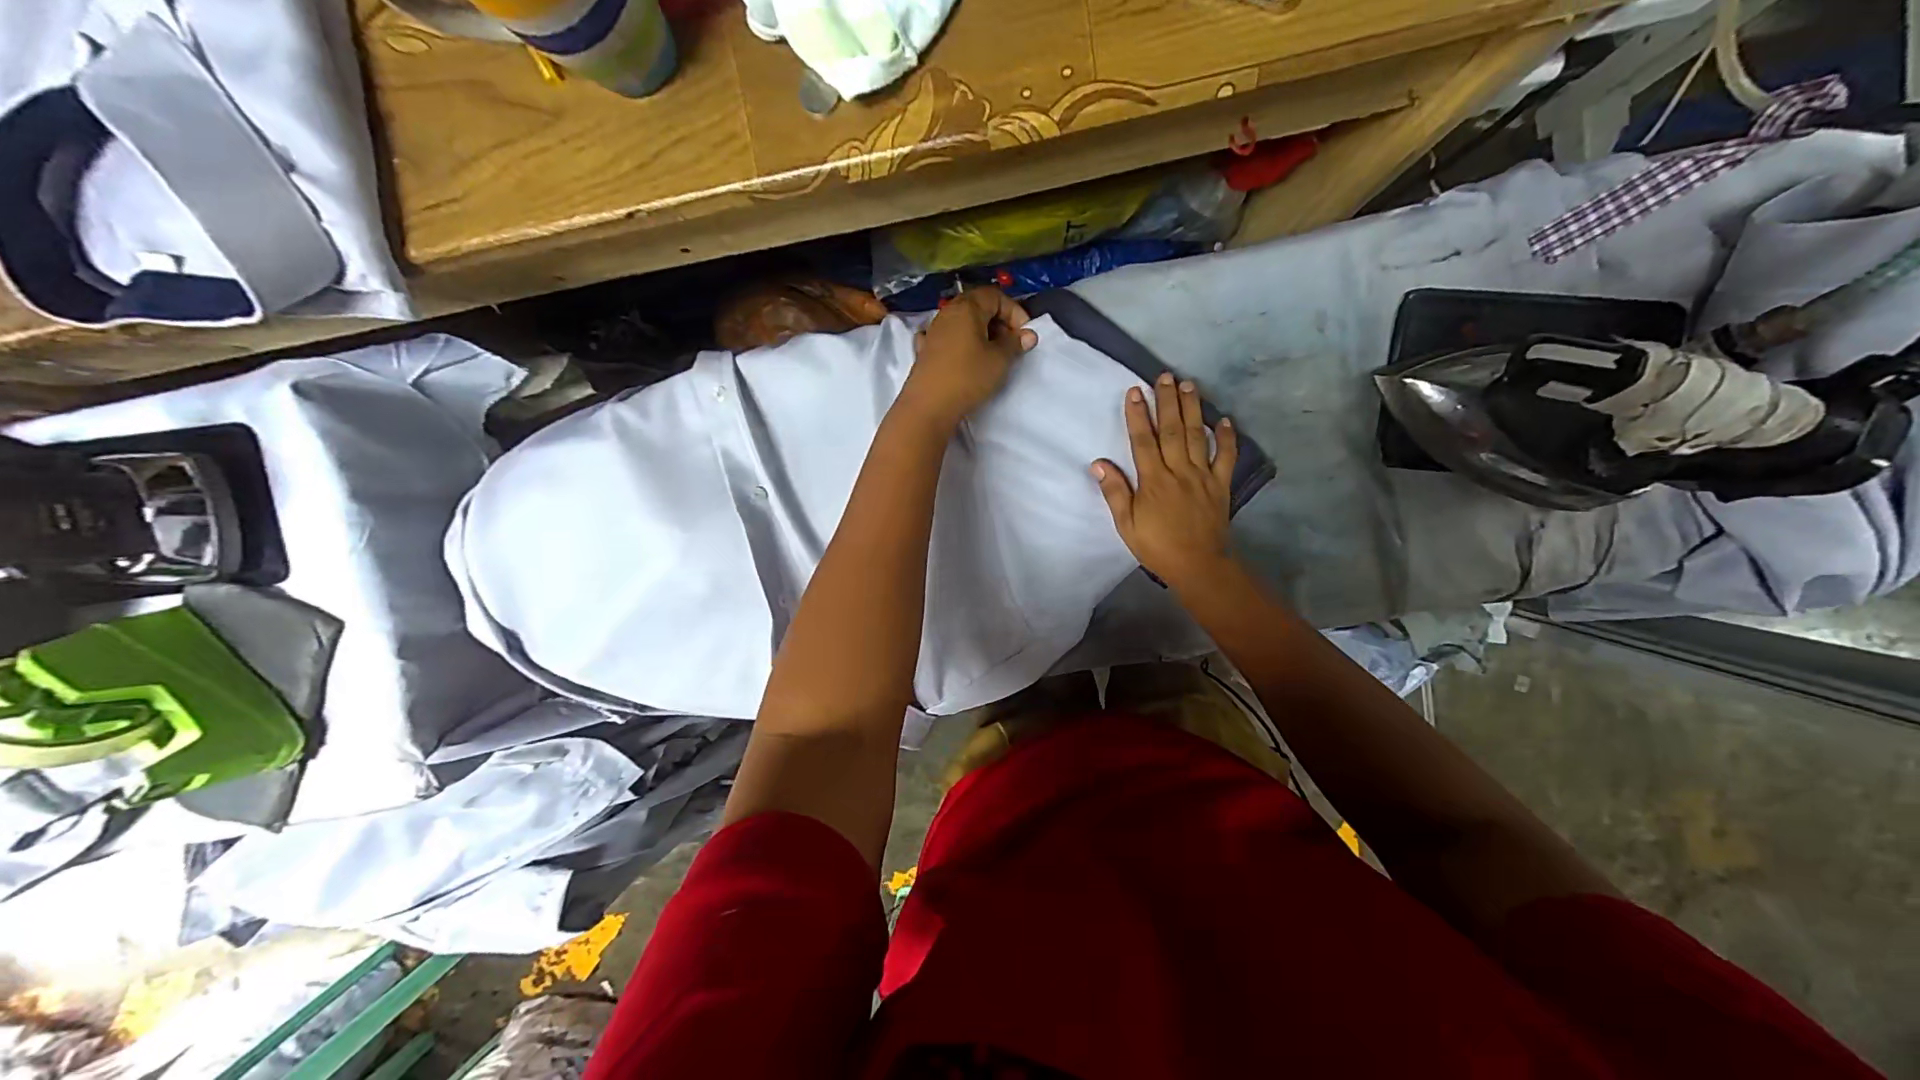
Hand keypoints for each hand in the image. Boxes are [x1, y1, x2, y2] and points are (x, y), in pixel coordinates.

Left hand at [898, 287, 1037, 427]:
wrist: (929, 406)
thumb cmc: (968, 377)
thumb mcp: (1000, 360)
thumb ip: (1015, 343)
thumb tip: (1027, 335)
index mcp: (966, 308)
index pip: (995, 296)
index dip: (1014, 311)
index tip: (1023, 334)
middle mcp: (947, 313)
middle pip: (977, 306)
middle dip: (998, 320)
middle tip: (1010, 343)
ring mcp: (933, 331)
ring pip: (962, 322)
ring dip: (980, 332)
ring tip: (991, 354)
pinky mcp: (925, 350)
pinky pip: (947, 337)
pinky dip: (960, 342)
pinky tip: (964, 356)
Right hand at [1093, 373, 1238, 590]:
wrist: (1199, 565)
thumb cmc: (1157, 546)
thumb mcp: (1127, 524)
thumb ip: (1115, 492)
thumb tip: (1099, 464)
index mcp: (1153, 481)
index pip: (1143, 441)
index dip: (1138, 415)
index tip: (1135, 391)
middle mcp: (1179, 471)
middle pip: (1172, 430)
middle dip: (1167, 401)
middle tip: (1164, 376)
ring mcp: (1203, 476)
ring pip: (1197, 436)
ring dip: (1193, 409)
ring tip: (1188, 385)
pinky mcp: (1220, 485)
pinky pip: (1226, 457)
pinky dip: (1227, 438)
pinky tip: (1224, 420)